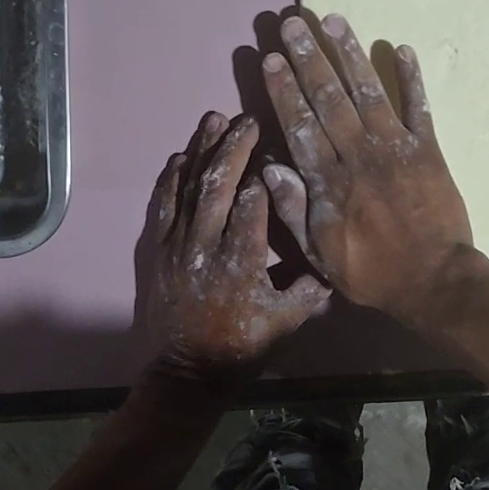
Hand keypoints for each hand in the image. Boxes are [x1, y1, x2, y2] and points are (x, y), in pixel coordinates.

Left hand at [139, 111, 331, 374]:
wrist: (189, 370)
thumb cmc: (242, 346)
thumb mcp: (287, 322)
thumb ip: (308, 289)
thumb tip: (330, 263)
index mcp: (242, 260)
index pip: (251, 203)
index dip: (261, 172)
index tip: (271, 147)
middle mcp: (206, 245)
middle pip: (218, 184)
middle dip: (233, 147)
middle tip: (247, 119)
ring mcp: (177, 245)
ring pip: (188, 187)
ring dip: (202, 150)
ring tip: (214, 119)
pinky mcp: (157, 250)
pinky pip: (162, 205)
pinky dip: (171, 179)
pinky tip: (180, 155)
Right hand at [260, 13, 473, 321]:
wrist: (435, 281)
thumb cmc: (372, 271)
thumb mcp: (320, 253)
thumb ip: (294, 209)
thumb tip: (269, 168)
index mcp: (329, 180)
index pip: (300, 124)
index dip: (284, 89)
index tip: (271, 59)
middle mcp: (359, 154)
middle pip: (329, 98)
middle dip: (309, 58)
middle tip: (293, 24)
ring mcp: (397, 148)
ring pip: (369, 92)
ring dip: (350, 54)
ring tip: (334, 21)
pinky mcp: (429, 150)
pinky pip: (420, 107)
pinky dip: (412, 78)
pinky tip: (402, 48)